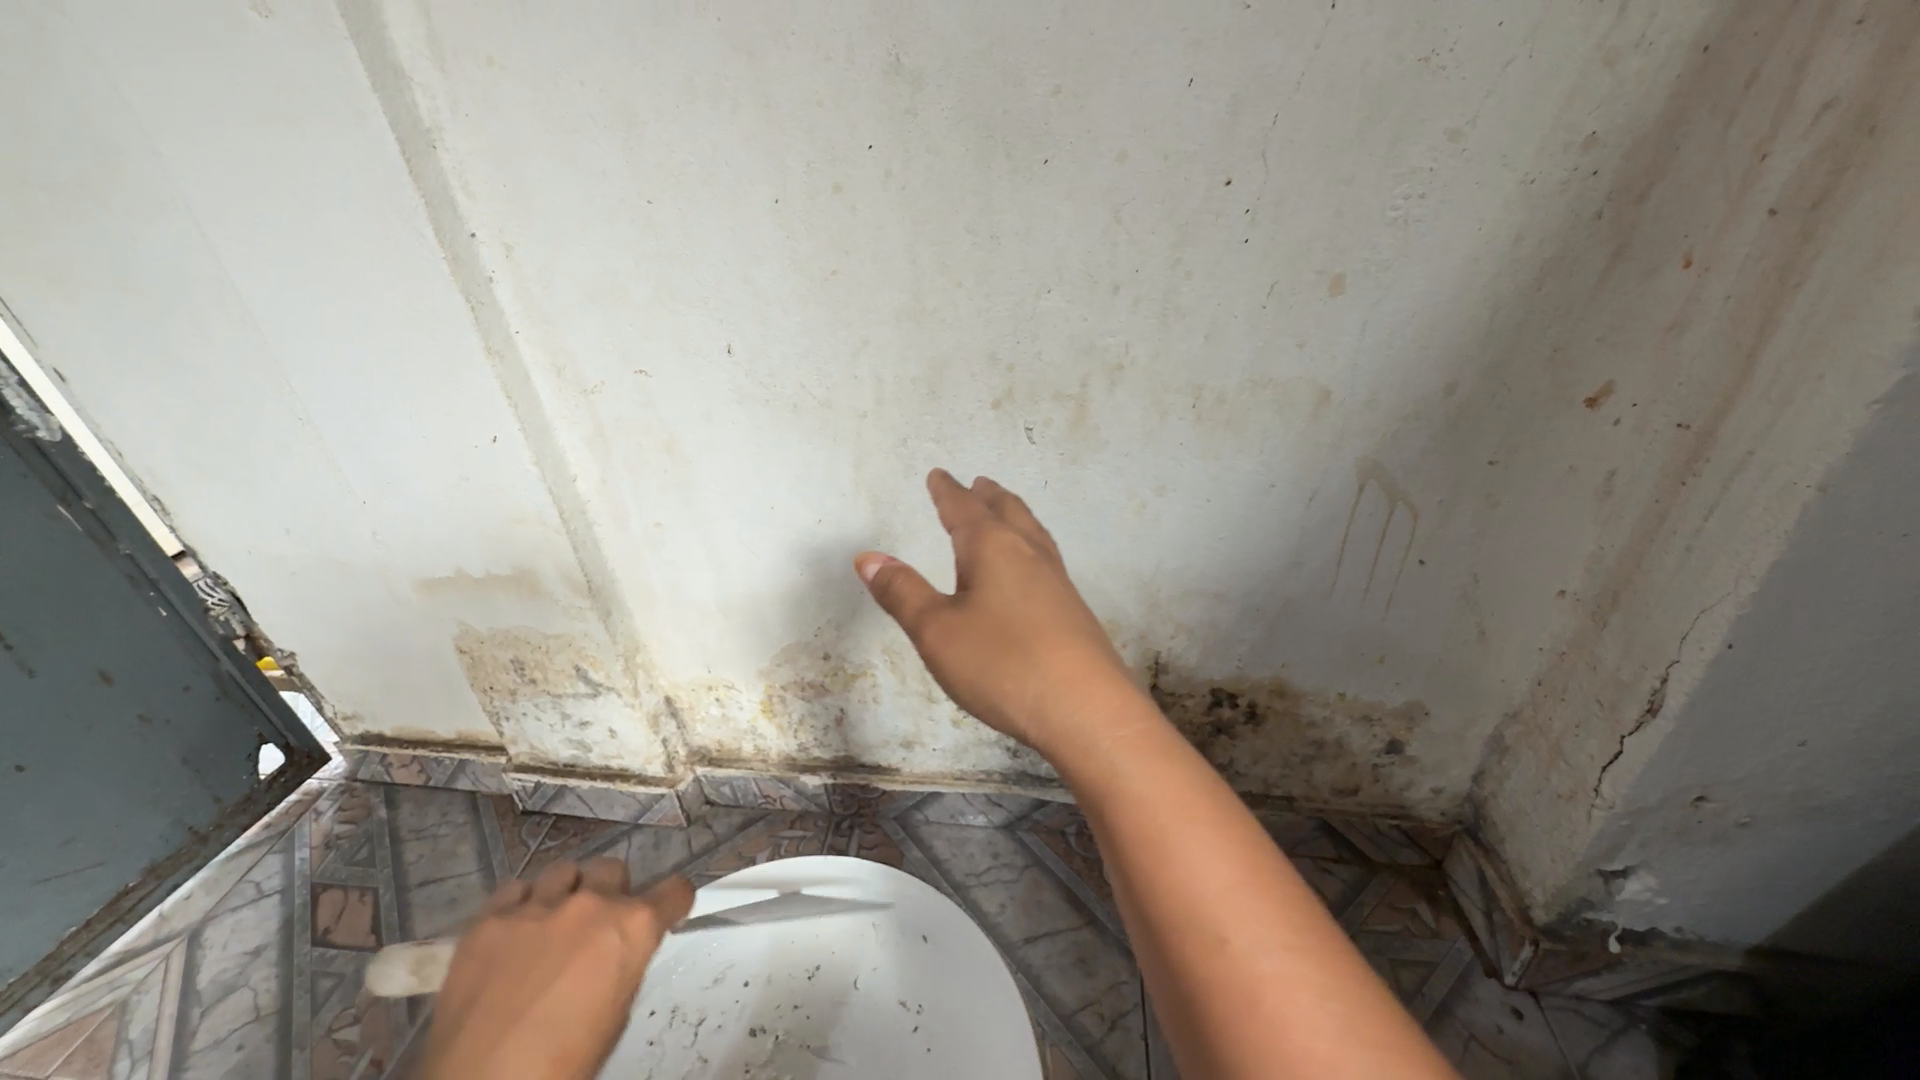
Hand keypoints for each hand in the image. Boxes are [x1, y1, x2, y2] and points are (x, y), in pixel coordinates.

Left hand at [421, 858, 693, 1079]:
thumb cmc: (565, 1061)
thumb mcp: (617, 1012)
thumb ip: (623, 964)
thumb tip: (615, 952)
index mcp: (633, 927)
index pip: (674, 890)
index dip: (671, 902)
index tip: (664, 911)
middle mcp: (592, 903)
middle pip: (613, 868)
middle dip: (611, 892)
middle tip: (596, 924)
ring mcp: (538, 905)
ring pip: (564, 871)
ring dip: (566, 892)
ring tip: (551, 923)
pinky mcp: (491, 917)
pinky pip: (515, 889)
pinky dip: (521, 903)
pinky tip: (515, 931)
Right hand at [855, 469, 1143, 753]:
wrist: (1086, 710)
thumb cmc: (1002, 664)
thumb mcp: (937, 631)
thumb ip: (902, 592)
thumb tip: (868, 556)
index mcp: (993, 549)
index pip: (965, 509)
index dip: (947, 492)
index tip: (939, 475)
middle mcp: (1029, 555)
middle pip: (1008, 512)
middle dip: (988, 497)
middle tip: (978, 483)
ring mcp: (1058, 583)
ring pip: (1033, 534)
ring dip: (1014, 517)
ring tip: (1005, 515)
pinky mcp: (1074, 612)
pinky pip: (1046, 561)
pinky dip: (1029, 547)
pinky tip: (1030, 572)